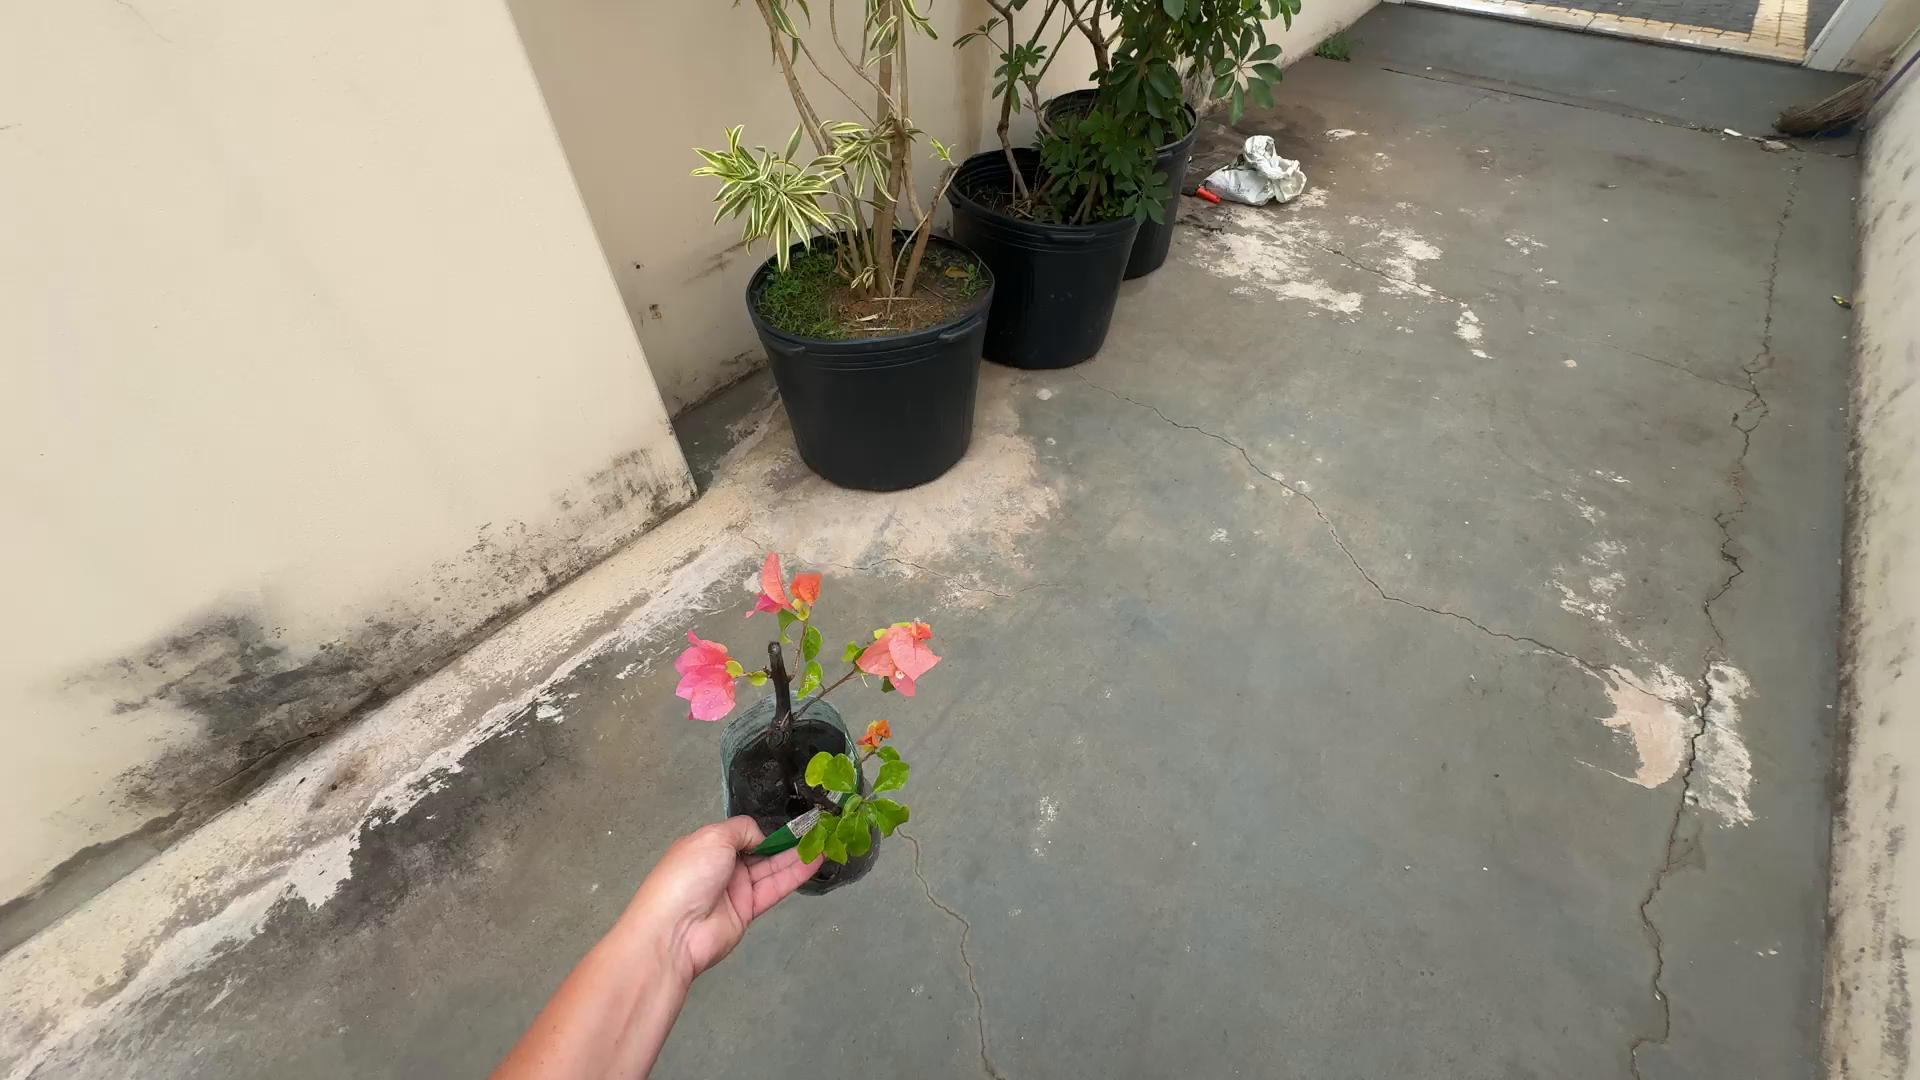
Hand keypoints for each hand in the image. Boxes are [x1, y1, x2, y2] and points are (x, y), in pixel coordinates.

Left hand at [622, 817, 815, 982]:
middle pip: (761, 850)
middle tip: (817, 828)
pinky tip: (816, 860)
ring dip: (797, 855)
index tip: (790, 821)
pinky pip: (775, 888)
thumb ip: (743, 829)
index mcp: (708, 846)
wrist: (673, 932)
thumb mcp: (713, 837)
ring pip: (772, 868)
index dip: (765, 828)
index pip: (742, 833)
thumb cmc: (688, 875)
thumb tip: (762, 837)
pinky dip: (796, 874)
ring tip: (825, 840)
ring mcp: (736, 890)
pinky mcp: (748, 911)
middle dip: (786, 840)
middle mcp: (723, 866)